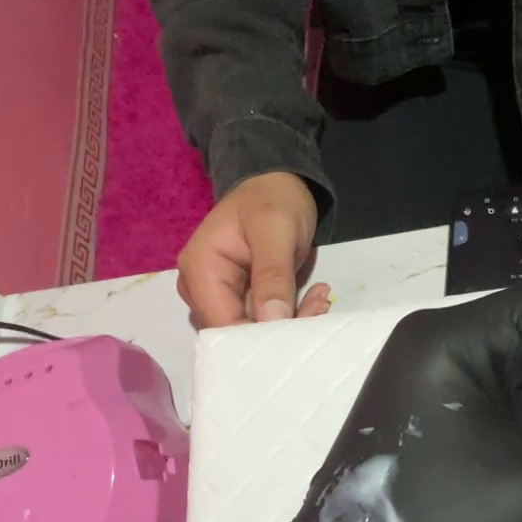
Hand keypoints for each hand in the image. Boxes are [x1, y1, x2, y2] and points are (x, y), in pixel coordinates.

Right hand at [177, 171, 333, 327]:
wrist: (278, 185)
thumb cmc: (273, 201)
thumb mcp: (276, 232)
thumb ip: (272, 276)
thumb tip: (271, 321)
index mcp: (200, 270)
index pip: (222, 324)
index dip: (258, 337)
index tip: (299, 331)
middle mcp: (202, 289)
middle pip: (237, 330)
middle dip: (281, 328)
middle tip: (320, 307)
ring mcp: (221, 295)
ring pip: (254, 329)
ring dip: (292, 321)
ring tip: (322, 299)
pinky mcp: (242, 299)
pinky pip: (265, 320)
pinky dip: (293, 313)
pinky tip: (317, 297)